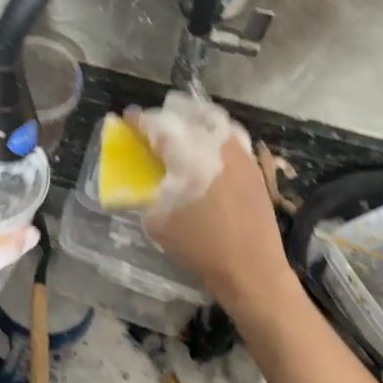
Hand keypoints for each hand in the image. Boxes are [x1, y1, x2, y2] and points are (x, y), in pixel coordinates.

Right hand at [131, 95, 291, 309]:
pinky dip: (215, 134)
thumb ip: (148, 194)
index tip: (128, 117)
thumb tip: (147, 181)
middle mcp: (215, 146)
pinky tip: (209, 147)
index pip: (159, 125)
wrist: (252, 268)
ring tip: (183, 127)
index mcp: (188, 156)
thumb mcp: (158, 223)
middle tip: (154, 125)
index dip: (139, 120)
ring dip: (194, 119)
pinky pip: (232, 136)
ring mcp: (239, 154)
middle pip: (188, 115)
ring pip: (215, 120)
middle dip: (168, 115)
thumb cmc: (200, 247)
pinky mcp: (254, 166)